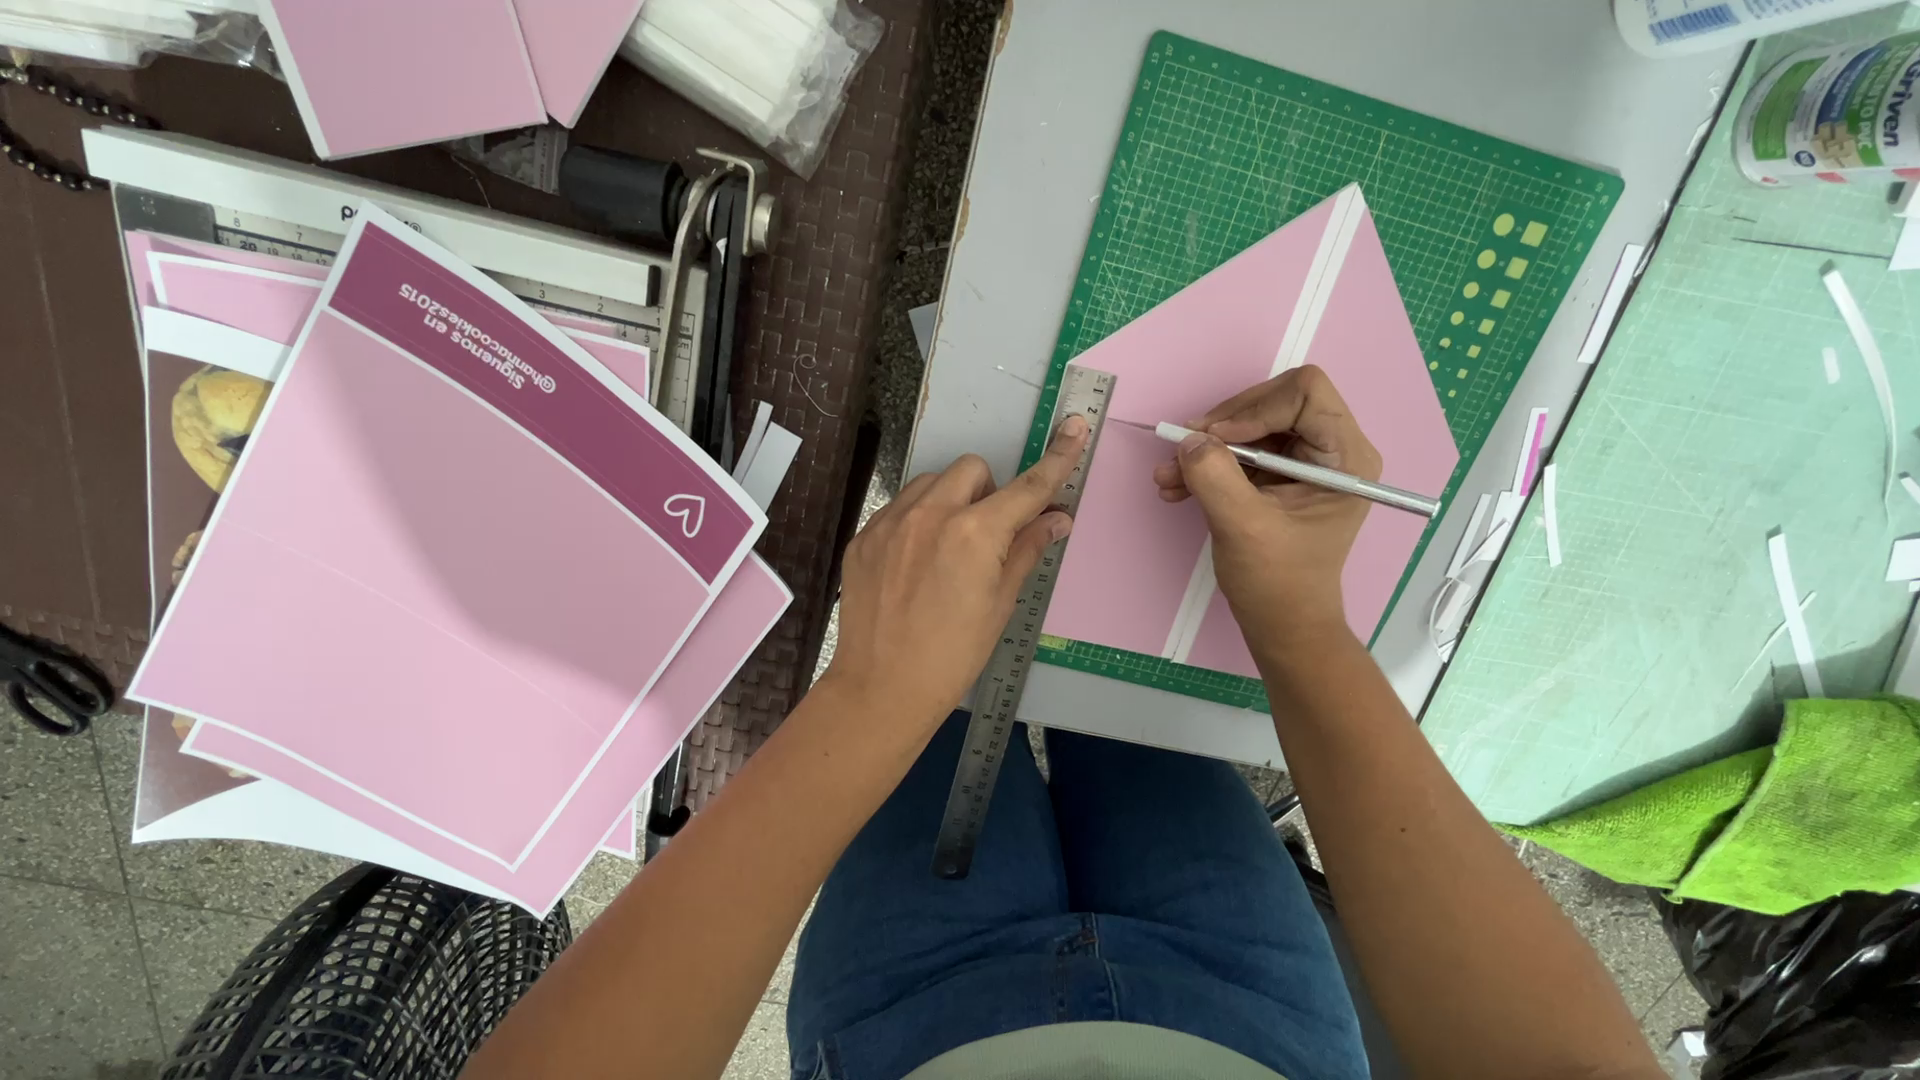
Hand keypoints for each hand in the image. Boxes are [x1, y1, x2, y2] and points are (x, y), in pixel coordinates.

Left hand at [824, 416, 1089, 724]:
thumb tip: (1057, 517)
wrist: (883, 687)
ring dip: (950, 500)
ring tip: (947, 548)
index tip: (1074, 428)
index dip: (1056, 459)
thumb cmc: (954, 654)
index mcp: (974, 533)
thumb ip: (1027, 550)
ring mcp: (890, 522)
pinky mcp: (863, 536)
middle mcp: (930, 514)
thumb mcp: (1001, 604)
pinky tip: (914, 563)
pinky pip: (899, 507)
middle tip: (988, 535)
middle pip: (971, 469)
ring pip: (931, 483)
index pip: (1026, 487)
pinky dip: (917, 521)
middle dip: (988, 491)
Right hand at [1151, 365, 1381, 649]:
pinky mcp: (1277, 476)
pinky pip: (1238, 451)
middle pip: (1273, 401)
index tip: (1214, 439)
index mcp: (1345, 456)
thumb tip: (1188, 440)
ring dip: (1205, 447)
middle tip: (1184, 449)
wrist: (1281, 623)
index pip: (1304, 393)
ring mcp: (1302, 462)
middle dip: (1223, 426)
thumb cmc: (1278, 582)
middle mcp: (1330, 449)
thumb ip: (1215, 476)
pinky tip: (1176, 487)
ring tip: (1168, 476)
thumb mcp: (1243, 527)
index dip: (1254, 408)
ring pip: (1249, 426)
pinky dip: (1206, 464)